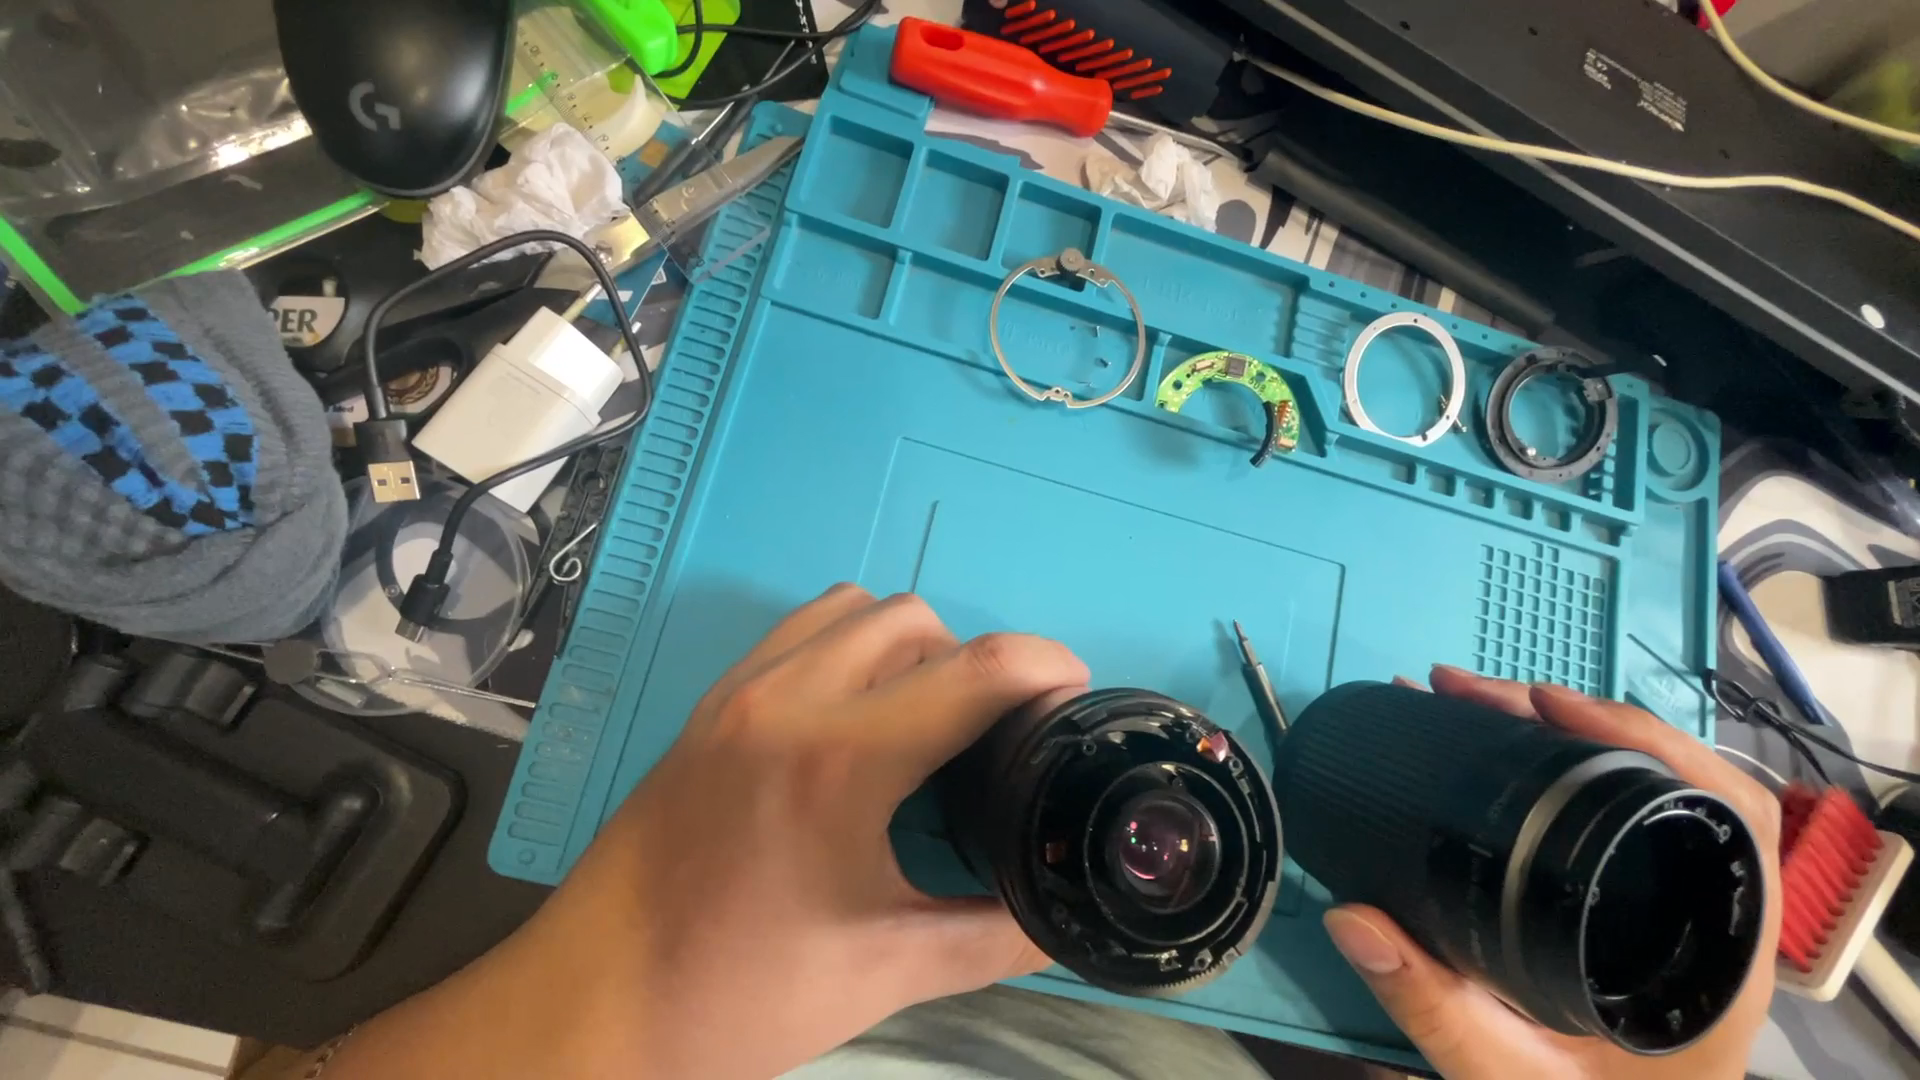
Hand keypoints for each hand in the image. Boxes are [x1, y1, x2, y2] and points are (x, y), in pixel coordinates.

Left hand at [321, 585, 1089, 1079]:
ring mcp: (743, 687)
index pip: (975, 671)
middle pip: (917, 620)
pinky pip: (803, 628)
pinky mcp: (715, 698)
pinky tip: (853, 710)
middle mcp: (791, 697)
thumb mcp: (886, 972)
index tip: (1072, 692)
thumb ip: (994, 934)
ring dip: (908, 643)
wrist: (592, 1001)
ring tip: (920, 715)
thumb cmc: (737, 994)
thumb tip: (1067, 910)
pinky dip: (850, 643)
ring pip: (857, 609)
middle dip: (972, 661)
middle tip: (987, 733)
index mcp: (842, 761)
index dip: (1043, 666)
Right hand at [1322, 667, 1780, 1079]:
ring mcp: (1657, 895)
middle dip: (1562, 714)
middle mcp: (1696, 907)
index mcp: (1707, 948)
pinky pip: (1597, 804)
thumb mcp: (1502, 1071)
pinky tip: (1480, 742)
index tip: (1539, 706)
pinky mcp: (1615, 890)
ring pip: (1630, 781)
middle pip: (1667, 776)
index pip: (1727, 815)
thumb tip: (1347, 916)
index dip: (1644, 740)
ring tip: (1452, 697)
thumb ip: (1431, 1004)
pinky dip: (1541, 758)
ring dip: (1545, 727)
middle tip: (1457, 689)